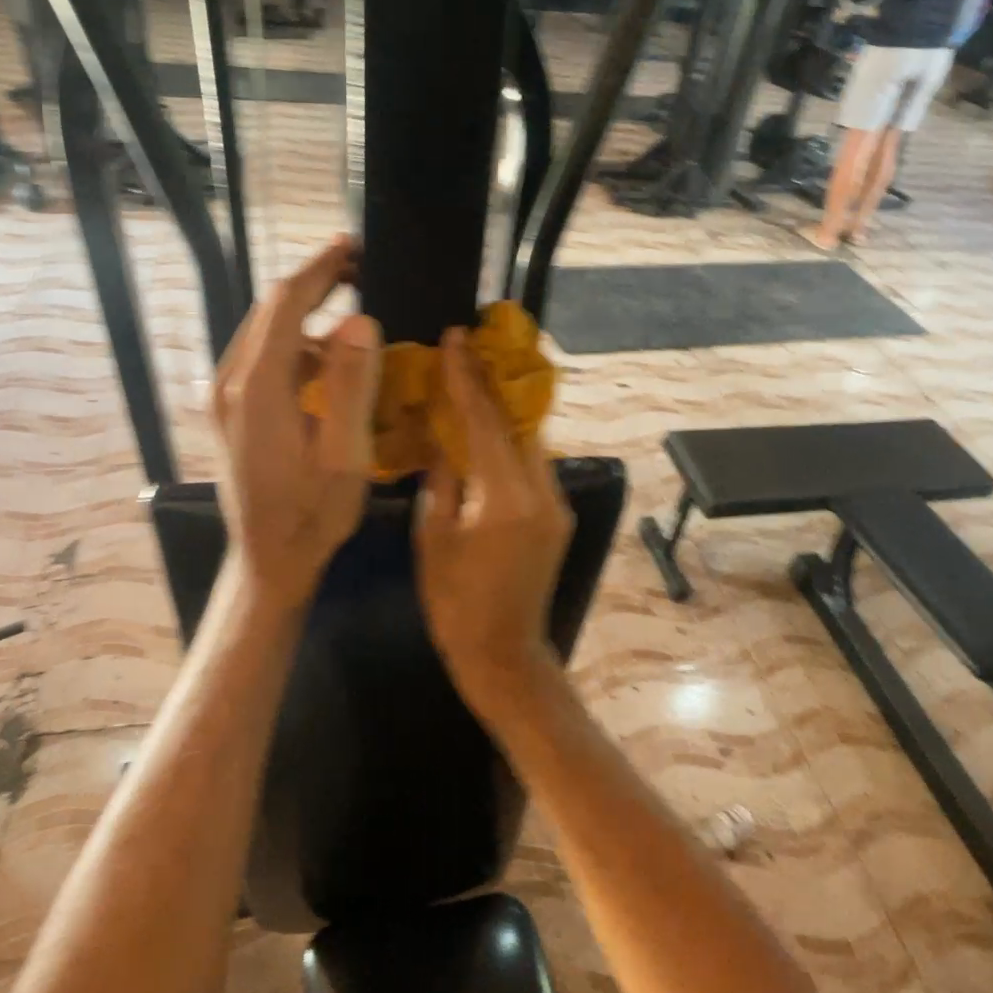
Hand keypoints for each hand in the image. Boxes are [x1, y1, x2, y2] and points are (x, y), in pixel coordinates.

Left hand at [214, 236, 381, 603]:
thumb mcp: (344, 458)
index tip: (355, 245)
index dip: (320, 269)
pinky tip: (329, 364)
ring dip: (307, 317)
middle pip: (270, 312)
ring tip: (355, 316)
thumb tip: (359, 321)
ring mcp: (224, 398)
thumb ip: (351, 387)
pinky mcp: (228, 412)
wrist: (268, 561)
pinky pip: (262, 361)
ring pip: (266, 334)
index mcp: (257, 390)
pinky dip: (297, 348)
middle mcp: (230, 384)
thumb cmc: (313, 517)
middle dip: (315, 283)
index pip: (285, 305)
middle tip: (362, 268)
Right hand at [416, 328, 573, 714]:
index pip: (485, 423)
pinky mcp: (558, 516)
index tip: (457, 338)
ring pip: (531, 442)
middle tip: (469, 349)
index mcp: (505, 498)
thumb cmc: (454, 603)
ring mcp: (556, 505)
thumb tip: (440, 435)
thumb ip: (441, 479)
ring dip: (504, 413)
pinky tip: (489, 434)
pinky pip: (534, 466)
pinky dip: (511, 444)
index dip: (468, 378)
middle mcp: (542, 493)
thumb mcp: (434, 537)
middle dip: (493, 385)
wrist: (503, 654)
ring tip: (476, 382)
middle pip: (518, 423)